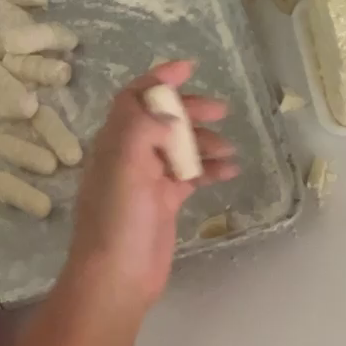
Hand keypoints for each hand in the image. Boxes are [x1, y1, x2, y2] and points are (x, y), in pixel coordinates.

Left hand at [65, 61, 239, 305]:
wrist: (118, 276)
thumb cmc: (117, 222)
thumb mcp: (123, 167)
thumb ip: (142, 129)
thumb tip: (170, 116)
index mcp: (114, 143)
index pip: (135, 98)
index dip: (160, 80)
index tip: (189, 68)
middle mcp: (129, 157)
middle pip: (162, 121)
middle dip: (190, 111)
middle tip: (222, 110)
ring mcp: (148, 181)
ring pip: (180, 149)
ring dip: (205, 143)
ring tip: (230, 149)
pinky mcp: (163, 204)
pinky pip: (190, 177)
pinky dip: (209, 170)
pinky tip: (230, 171)